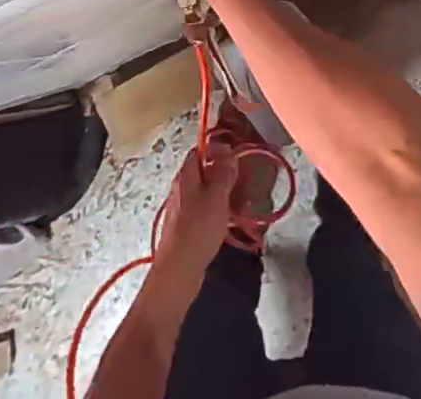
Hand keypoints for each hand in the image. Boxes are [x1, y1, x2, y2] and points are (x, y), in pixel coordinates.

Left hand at [147, 143, 236, 293]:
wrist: (178, 270)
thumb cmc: (199, 228)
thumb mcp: (217, 196)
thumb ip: (223, 172)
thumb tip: (227, 150)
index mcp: (186, 175)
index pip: (199, 151)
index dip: (217, 149)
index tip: (235, 155)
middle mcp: (181, 188)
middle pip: (203, 171)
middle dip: (223, 173)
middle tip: (242, 180)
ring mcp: (182, 208)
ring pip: (205, 192)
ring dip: (222, 194)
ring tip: (241, 202)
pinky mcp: (185, 227)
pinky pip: (204, 210)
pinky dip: (217, 211)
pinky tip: (229, 222)